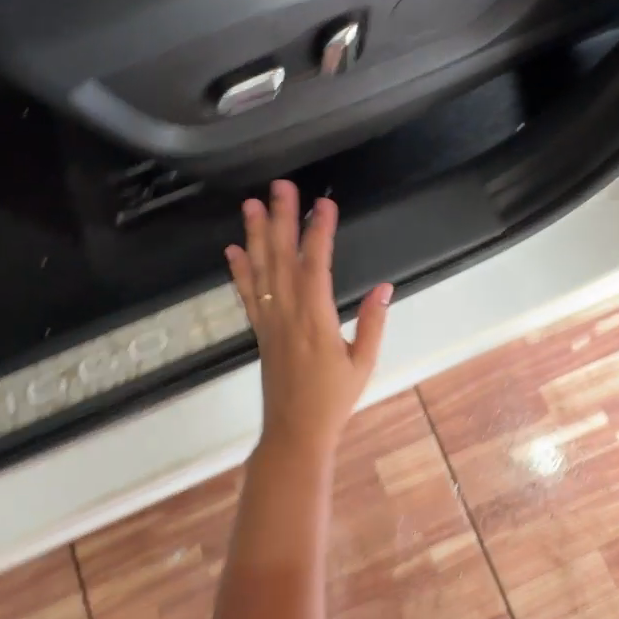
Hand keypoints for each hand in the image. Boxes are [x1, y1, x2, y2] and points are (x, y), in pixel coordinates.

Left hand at [226, 180, 391, 453]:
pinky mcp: (259, 331)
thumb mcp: (363, 363)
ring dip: (255, 236)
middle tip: (280, 187)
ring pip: (260, 271)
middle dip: (280, 220)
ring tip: (251, 205)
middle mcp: (287, 314)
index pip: (315, 266)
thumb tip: (385, 287)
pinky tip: (233, 249)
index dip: (318, 232)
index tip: (323, 203)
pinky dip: (239, 271)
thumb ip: (372, 323)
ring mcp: (269, 322)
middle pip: (282, 258)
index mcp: (316, 320)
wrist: (295, 432)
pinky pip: (247, 296)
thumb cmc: (333, 399)